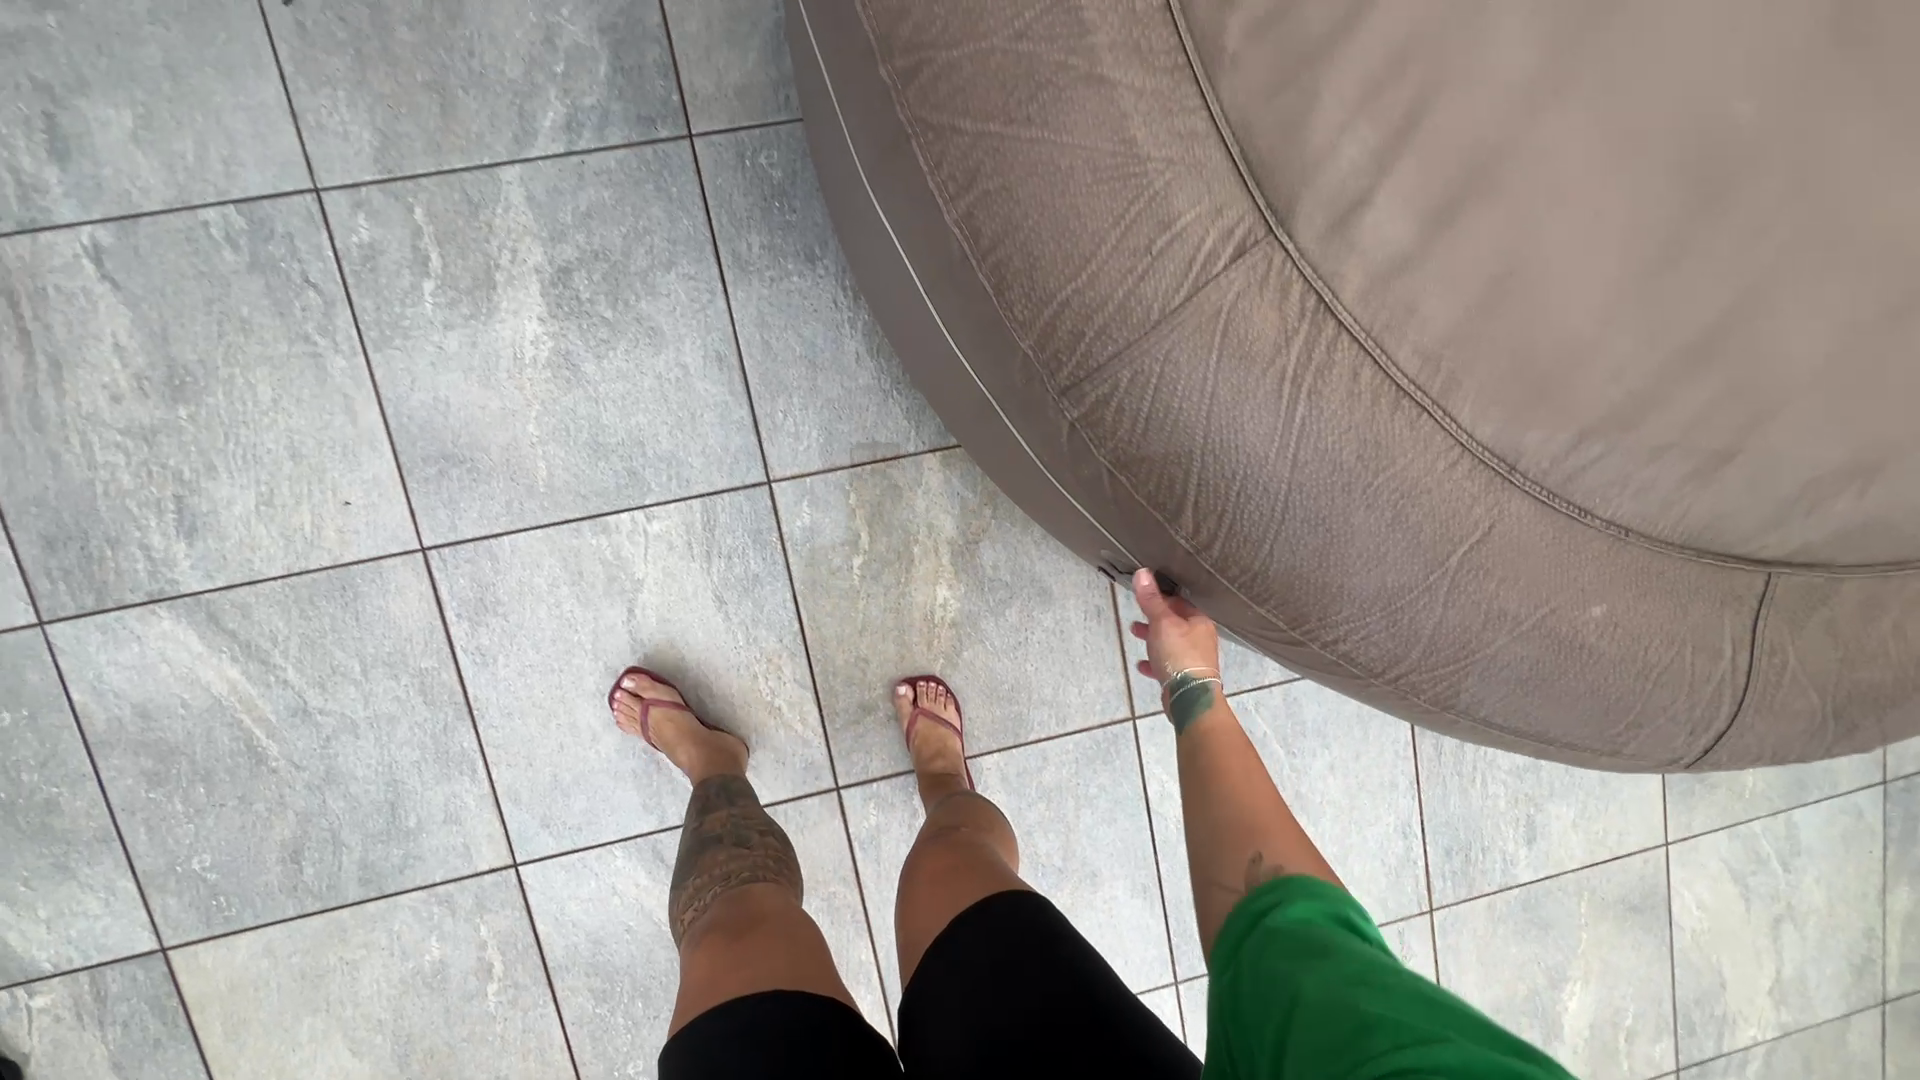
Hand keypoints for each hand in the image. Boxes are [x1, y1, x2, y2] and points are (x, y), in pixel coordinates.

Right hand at [1129, 568, 1220, 683]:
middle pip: (1175, 623)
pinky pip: (1168, 665)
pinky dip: (1154, 662)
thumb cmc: (1179, 653)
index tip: (1144, 597)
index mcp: (1199, 622)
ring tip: (1135, 635)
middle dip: (1154, 620)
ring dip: (1153, 639)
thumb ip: (1151, 599)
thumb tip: (1142, 572)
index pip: (1180, 603)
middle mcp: (1201, 639)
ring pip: (1171, 643)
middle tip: (1137, 617)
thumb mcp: (1162, 622)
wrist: (1190, 697)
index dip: (1161, 598)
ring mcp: (1194, 659)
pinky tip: (1142, 665)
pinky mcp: (1186, 677)